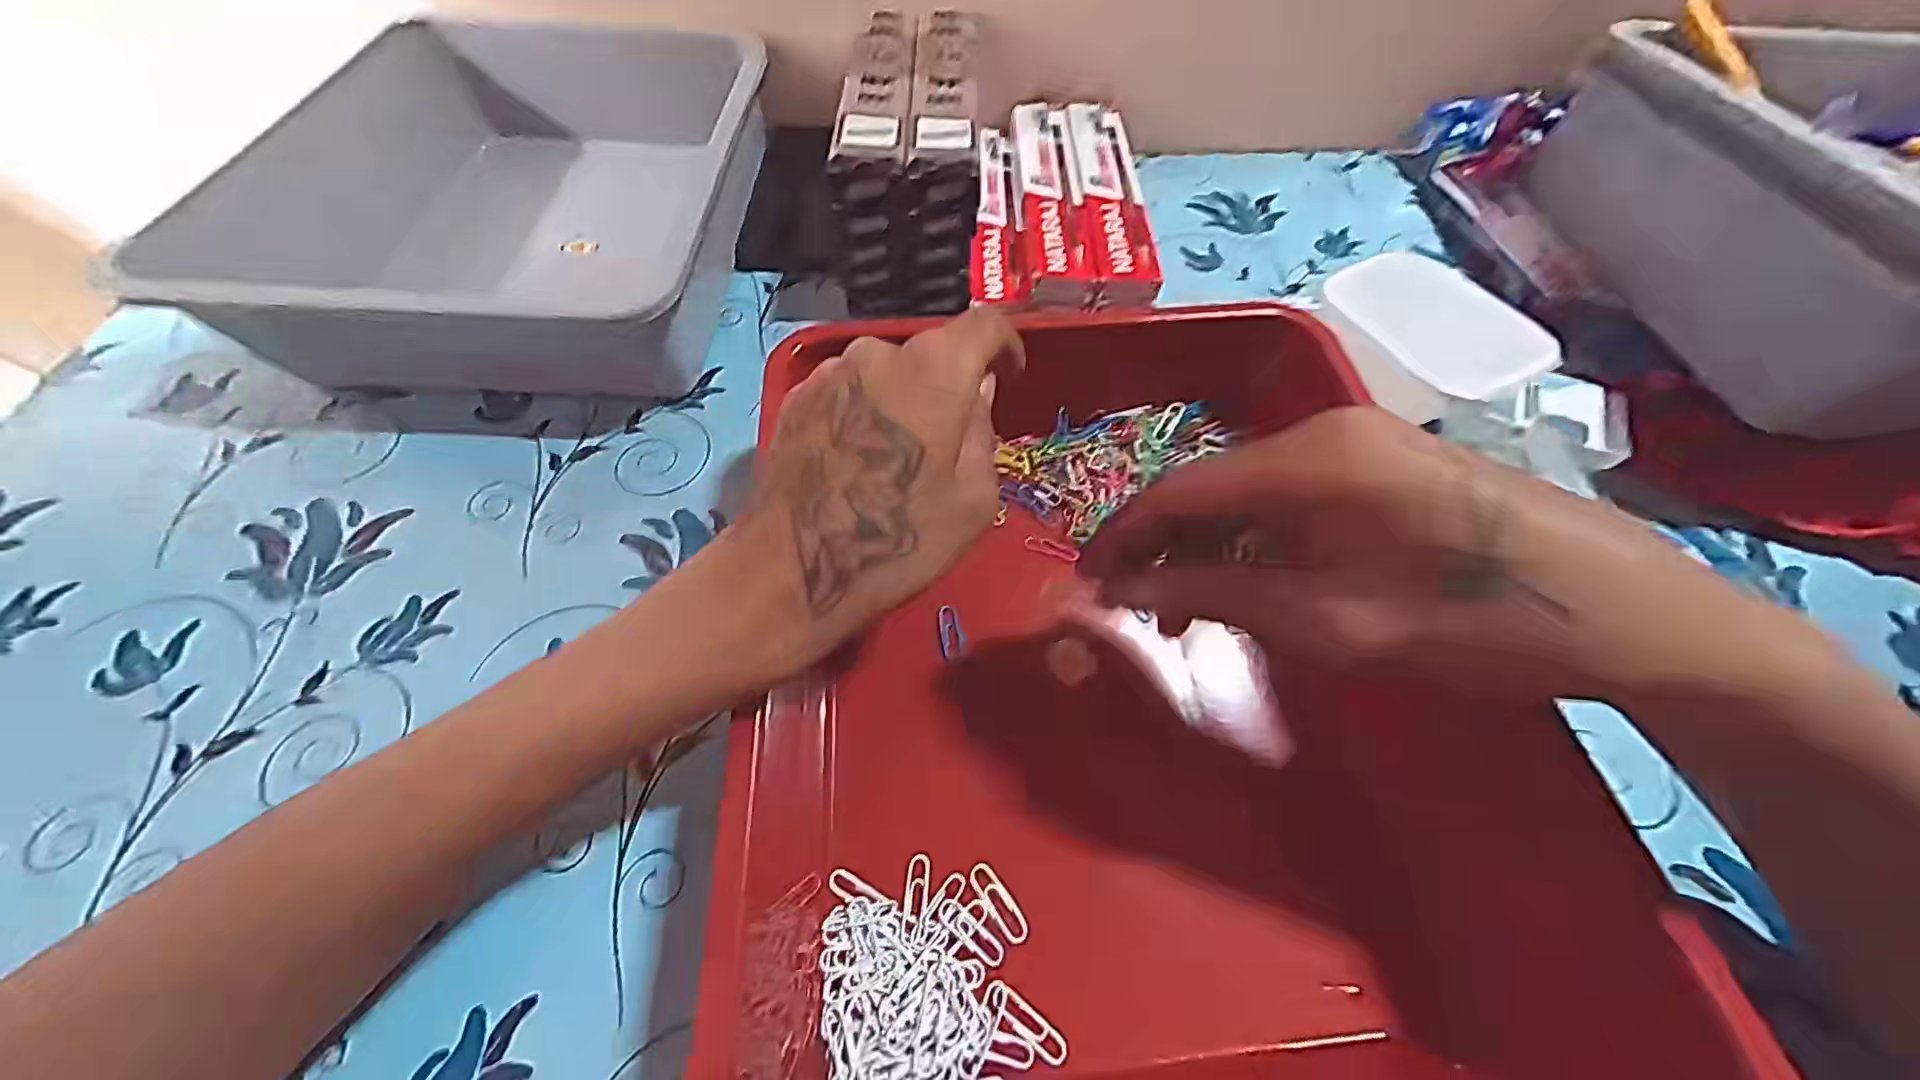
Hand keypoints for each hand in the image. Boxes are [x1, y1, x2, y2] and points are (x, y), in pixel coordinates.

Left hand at [722, 308, 1024, 672]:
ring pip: (885, 372)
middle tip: (949, 439)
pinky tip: (856, 461)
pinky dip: (864, 412)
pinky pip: (847, 391)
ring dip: (902, 399)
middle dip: (950, 385)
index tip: (1009, 377)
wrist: (794, 568)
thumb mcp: (974, 500)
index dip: (1006, 345)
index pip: (985, 325)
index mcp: (936, 369)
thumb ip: (985, 433)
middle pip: (931, 353)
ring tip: (896, 458)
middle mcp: (879, 353)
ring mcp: (829, 373)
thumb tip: (979, 393)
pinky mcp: (794, 398)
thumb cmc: (899, 538)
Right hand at [1080, 406, 1839, 705]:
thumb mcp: (1328, 620)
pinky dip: (1246, 542)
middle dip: (1158, 548)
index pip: (1178, 489)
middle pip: (1206, 487)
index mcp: (1308, 457)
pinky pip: (1280, 500)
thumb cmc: (1473, 622)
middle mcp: (1321, 431)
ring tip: (1181, 610)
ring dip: (1201, 549)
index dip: (1122, 537)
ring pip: (1240, 495)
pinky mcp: (1373, 465)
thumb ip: (1214, 596)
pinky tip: (1239, 583)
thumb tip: (1121, 592)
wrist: (1631, 616)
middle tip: (1132, 609)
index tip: (1086, 582)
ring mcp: (1351, 443)